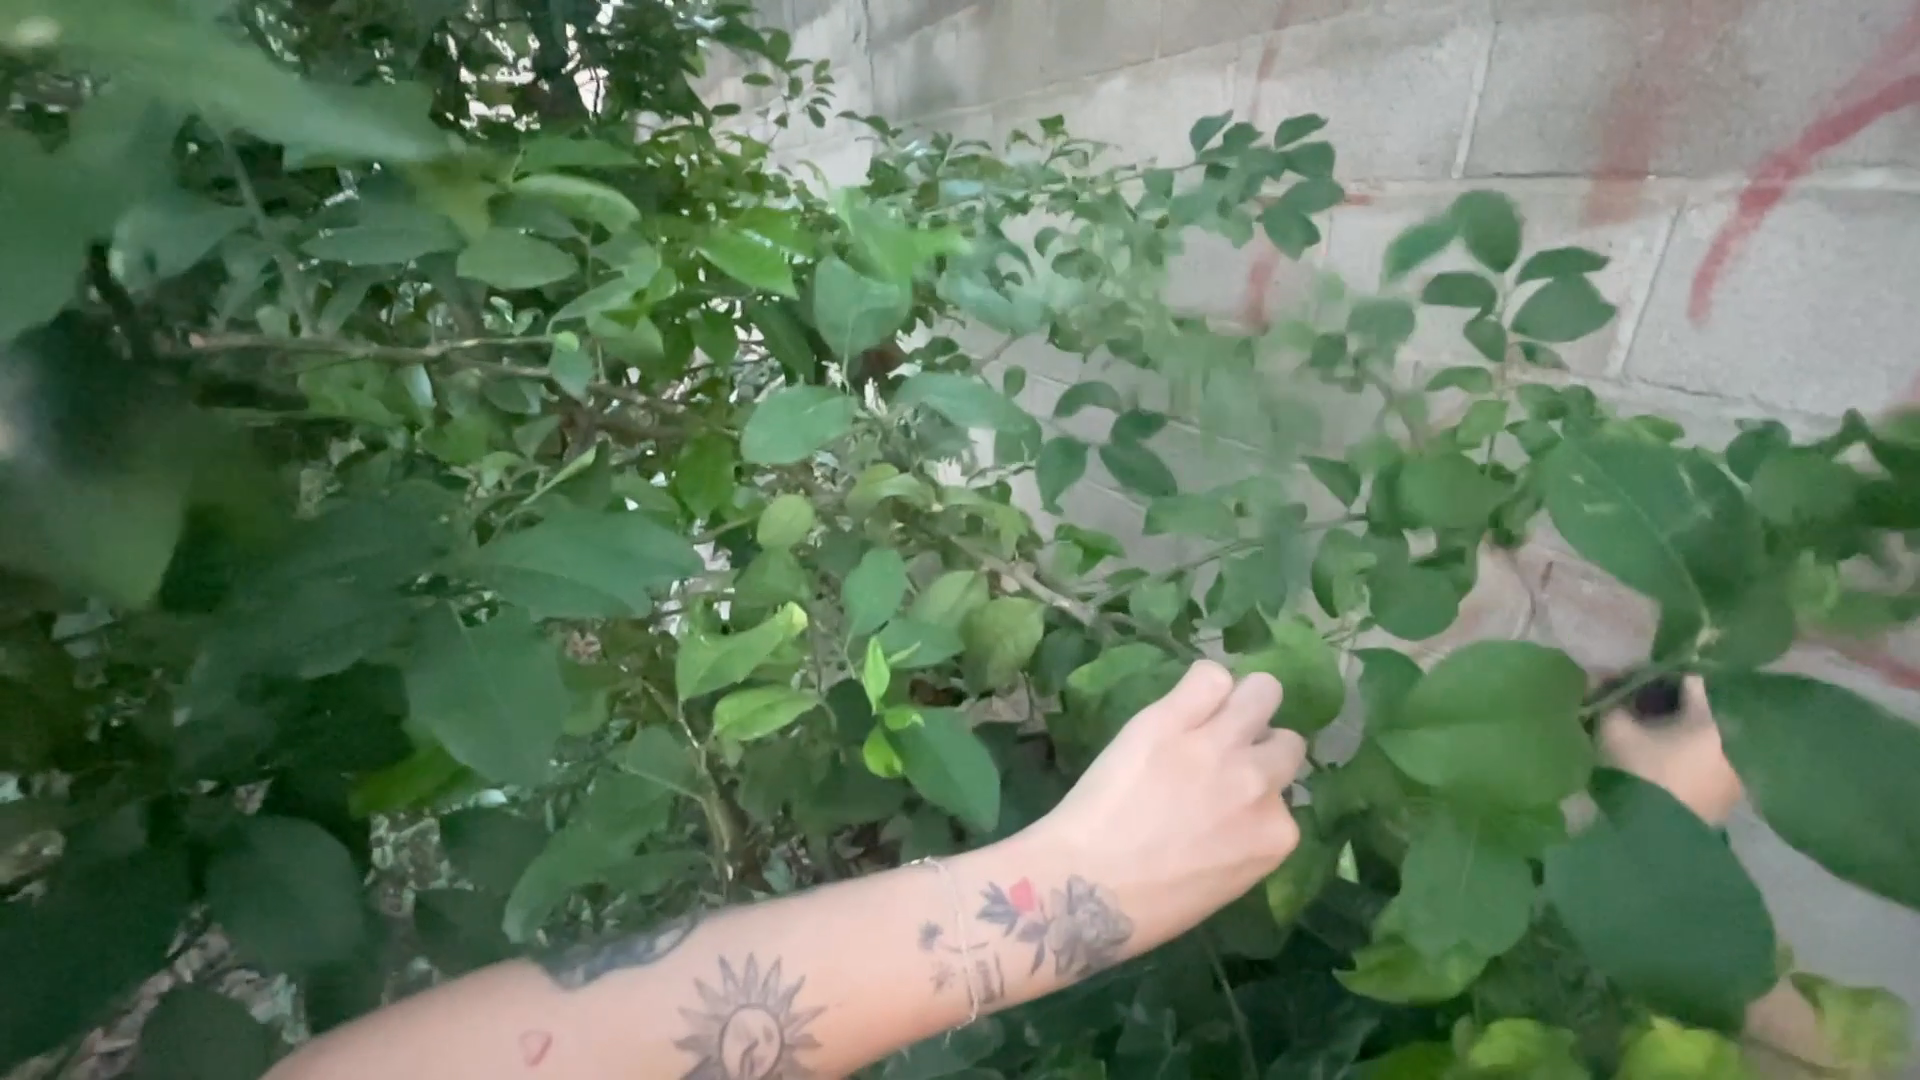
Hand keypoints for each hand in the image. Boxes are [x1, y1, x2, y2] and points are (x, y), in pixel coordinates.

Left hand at [1027, 660, 1307, 957]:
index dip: (1256, 791)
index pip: (1285, 795)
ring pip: (1262, 692)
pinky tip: (1184, 700)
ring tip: (1211, 711)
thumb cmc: (1147, 904)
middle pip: (1286, 742)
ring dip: (1243, 700)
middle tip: (1221, 751)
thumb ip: (1241, 837)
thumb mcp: (1221, 880)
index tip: (1227, 796)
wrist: (1086, 884)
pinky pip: (1209, 676)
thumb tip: (1233, 809)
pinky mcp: (1172, 719)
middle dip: (1258, 744)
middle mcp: (1259, 785)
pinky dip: (1202, 683)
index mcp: (1276, 836)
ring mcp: (1218, 747)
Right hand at [1595, 675, 1743, 825]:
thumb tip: (1599, 677)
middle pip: (1701, 707)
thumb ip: (1609, 698)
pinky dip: (1690, 752)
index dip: (1658, 676)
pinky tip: (1665, 760)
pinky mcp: (1733, 792)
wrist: (1656, 831)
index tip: (1632, 681)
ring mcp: (1739, 769)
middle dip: (1668, 703)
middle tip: (1637, 708)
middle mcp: (1737, 739)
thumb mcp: (1613, 728)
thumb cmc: (1636, 770)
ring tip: (1649, 735)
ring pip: (1707, 734)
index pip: (1690, 679)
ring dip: (1680, 729)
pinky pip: (1711, 759)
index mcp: (1712, 719)